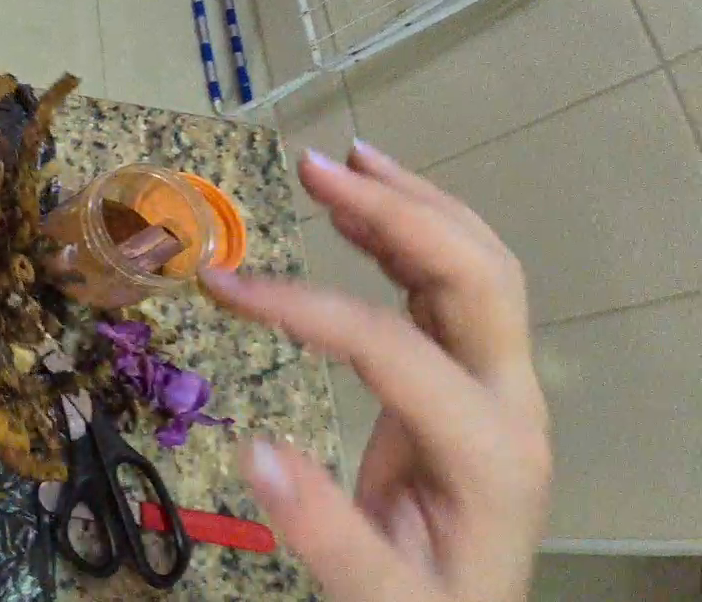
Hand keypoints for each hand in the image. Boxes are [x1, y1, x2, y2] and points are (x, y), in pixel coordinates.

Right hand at [200, 141, 550, 601]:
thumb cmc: (420, 594)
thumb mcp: (381, 595)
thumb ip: (328, 536)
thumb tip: (255, 452)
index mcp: (485, 448)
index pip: (386, 344)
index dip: (296, 304)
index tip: (215, 286)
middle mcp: (508, 398)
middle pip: (476, 277)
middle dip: (394, 211)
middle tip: (312, 167)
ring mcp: (497, 379)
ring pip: (473, 265)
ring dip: (405, 204)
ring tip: (336, 165)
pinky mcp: (469, 371)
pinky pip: (449, 282)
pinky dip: (405, 231)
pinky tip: (355, 214)